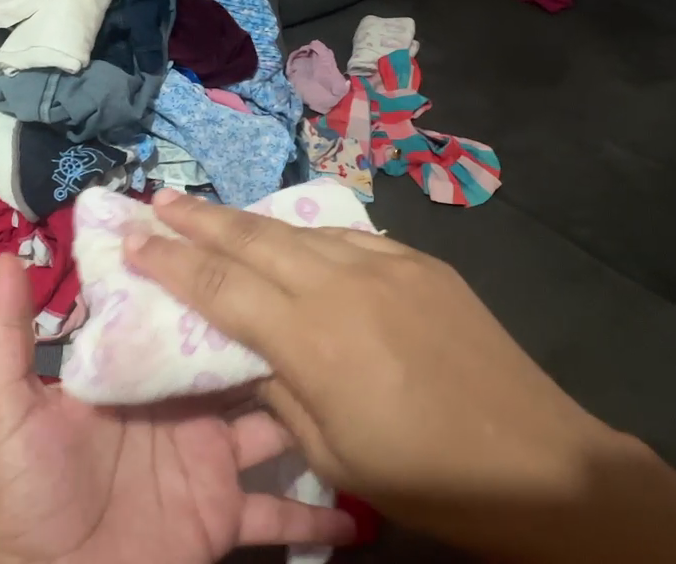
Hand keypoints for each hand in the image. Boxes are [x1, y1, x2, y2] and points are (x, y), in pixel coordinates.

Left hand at [0, 254, 354, 563]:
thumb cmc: (28, 487)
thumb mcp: (9, 405)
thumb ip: (10, 332)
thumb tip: (8, 254)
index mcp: (139, 376)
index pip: (181, 319)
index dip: (209, 286)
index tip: (247, 245)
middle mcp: (181, 408)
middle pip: (235, 363)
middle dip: (271, 335)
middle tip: (321, 303)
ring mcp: (210, 460)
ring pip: (271, 424)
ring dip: (305, 404)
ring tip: (353, 373)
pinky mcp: (226, 513)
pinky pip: (280, 513)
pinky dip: (318, 515)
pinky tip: (361, 511)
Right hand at [121, 190, 628, 555]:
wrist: (540, 461)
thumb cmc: (426, 475)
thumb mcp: (332, 451)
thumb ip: (278, 387)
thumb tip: (246, 346)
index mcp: (314, 338)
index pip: (222, 287)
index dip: (172, 261)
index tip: (134, 239)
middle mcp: (343, 283)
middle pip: (253, 239)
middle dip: (199, 218)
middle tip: (158, 200)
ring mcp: (386, 263)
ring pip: (297, 230)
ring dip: (247, 220)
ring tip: (209, 210)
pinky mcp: (420, 261)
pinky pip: (346, 237)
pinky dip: (305, 234)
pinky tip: (291, 236)